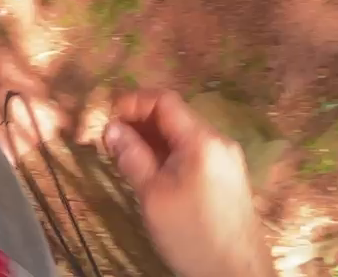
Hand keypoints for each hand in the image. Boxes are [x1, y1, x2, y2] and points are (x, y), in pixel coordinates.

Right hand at [103, 90, 273, 276]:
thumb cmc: (193, 237)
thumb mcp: (153, 197)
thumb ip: (131, 156)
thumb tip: (111, 128)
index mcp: (202, 141)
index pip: (164, 100)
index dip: (132, 102)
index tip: (109, 118)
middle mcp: (219, 142)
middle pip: (174, 115)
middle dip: (140, 121)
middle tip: (113, 140)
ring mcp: (227, 161)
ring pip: (182, 134)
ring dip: (153, 138)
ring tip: (128, 156)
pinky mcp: (228, 179)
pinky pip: (193, 152)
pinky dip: (169, 153)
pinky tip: (153, 172)